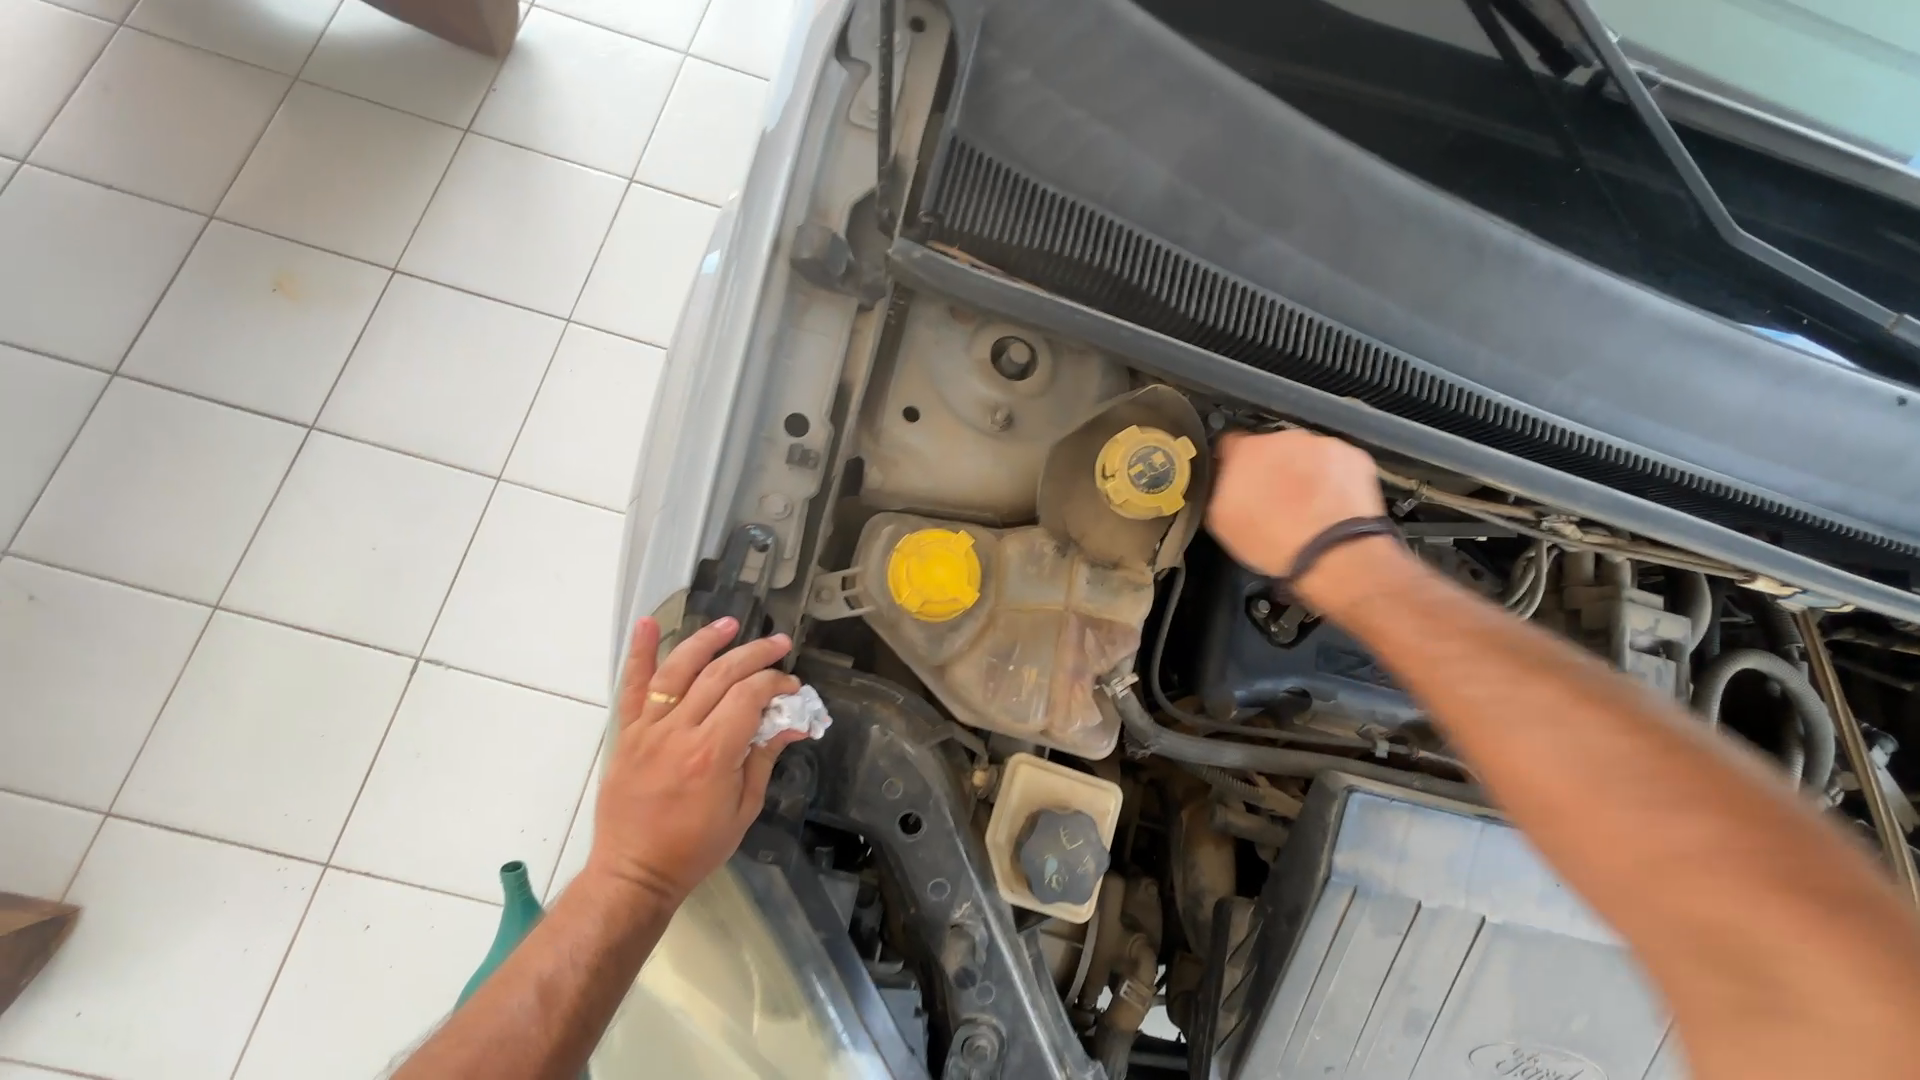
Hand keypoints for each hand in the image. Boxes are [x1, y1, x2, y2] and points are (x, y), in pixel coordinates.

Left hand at [586, 616, 807, 907]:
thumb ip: (764, 758)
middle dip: (755, 655)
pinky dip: (639, 653)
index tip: (791, 687)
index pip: (750, 697)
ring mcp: (648, 730)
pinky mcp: (626, 734)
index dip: (776, 683)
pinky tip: (648, 623)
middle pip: (720, 676)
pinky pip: (632, 687)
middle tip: (780, 643)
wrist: (634, 874)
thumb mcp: (744, 809)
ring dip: (706, 641)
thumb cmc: (696, 848)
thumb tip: (794, 721)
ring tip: (730, 623)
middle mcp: (679, 734)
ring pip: (679, 670)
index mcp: (712, 755)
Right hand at [1205, 429, 1388, 585]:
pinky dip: (1330, 477)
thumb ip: (1217, 490)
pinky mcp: (1353, 456)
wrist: (1332, 553)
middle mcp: (1282, 438)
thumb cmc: (1273, 540)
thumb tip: (1220, 482)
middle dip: (1268, 467)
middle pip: (1268, 447)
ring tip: (1303, 504)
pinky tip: (1327, 503)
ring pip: (1303, 453)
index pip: (1228, 443)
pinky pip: (1335, 462)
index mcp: (1244, 451)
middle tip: (1271, 498)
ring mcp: (1321, 444)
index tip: (1234, 479)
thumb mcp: (1222, 521)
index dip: (1230, 463)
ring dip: (1300, 471)